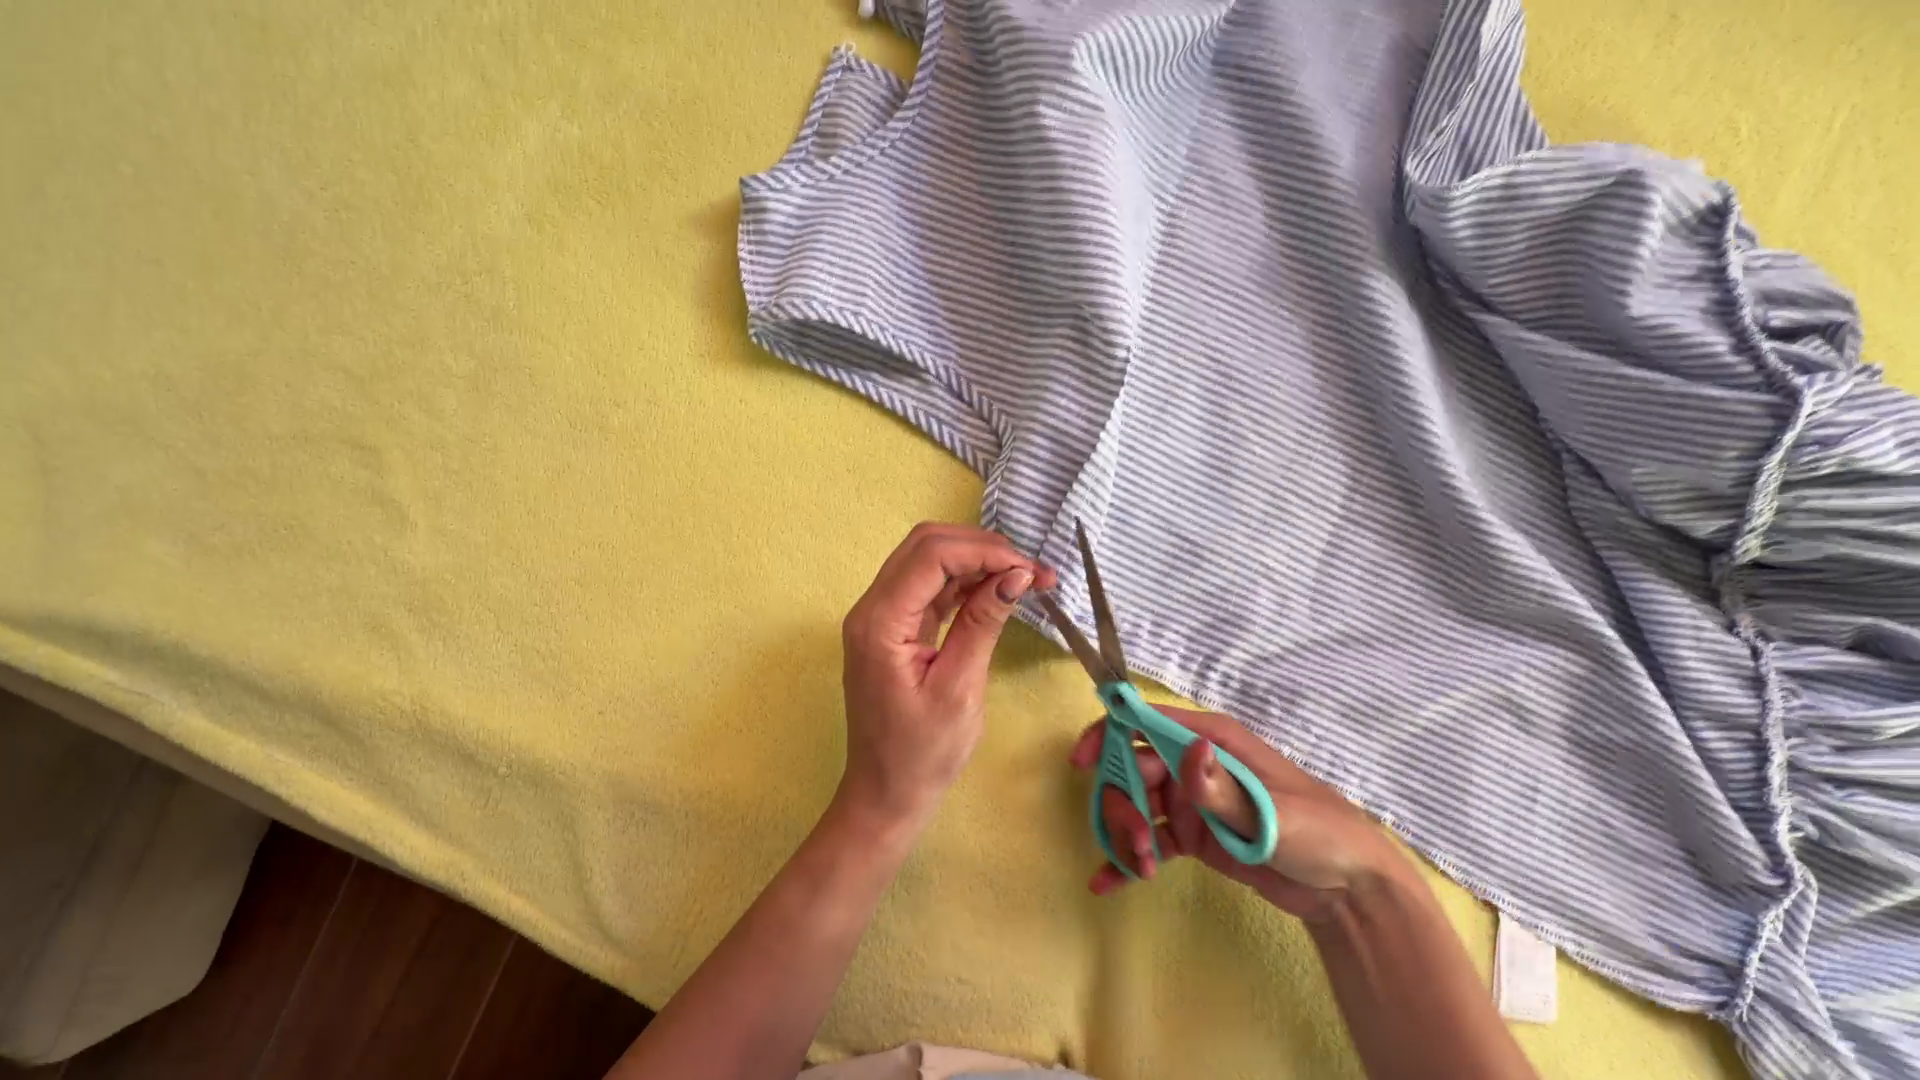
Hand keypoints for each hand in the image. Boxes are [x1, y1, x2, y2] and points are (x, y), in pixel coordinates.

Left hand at [838, 523, 1056, 828]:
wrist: (886, 794)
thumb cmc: (921, 754)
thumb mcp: (959, 689)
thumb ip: (982, 624)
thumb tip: (1016, 575)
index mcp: (879, 623)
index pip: (930, 556)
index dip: (984, 552)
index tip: (1030, 571)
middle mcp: (872, 609)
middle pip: (925, 546)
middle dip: (982, 548)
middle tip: (1032, 572)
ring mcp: (880, 616)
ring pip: (928, 561)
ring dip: (977, 562)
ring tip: (1026, 580)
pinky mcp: (894, 628)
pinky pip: (930, 588)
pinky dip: (965, 583)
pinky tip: (999, 592)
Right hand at [1070, 706, 1409, 920]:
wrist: (1348, 889)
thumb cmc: (1319, 832)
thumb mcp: (1272, 813)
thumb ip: (1223, 788)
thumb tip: (1188, 748)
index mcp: (1213, 743)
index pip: (1147, 723)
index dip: (1109, 734)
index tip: (1082, 762)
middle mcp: (1195, 765)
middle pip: (1132, 769)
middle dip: (1121, 803)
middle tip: (1135, 843)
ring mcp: (1192, 802)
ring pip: (1137, 806)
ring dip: (1126, 835)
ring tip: (1140, 868)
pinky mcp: (1194, 837)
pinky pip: (1151, 841)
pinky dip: (1128, 859)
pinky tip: (1107, 881)